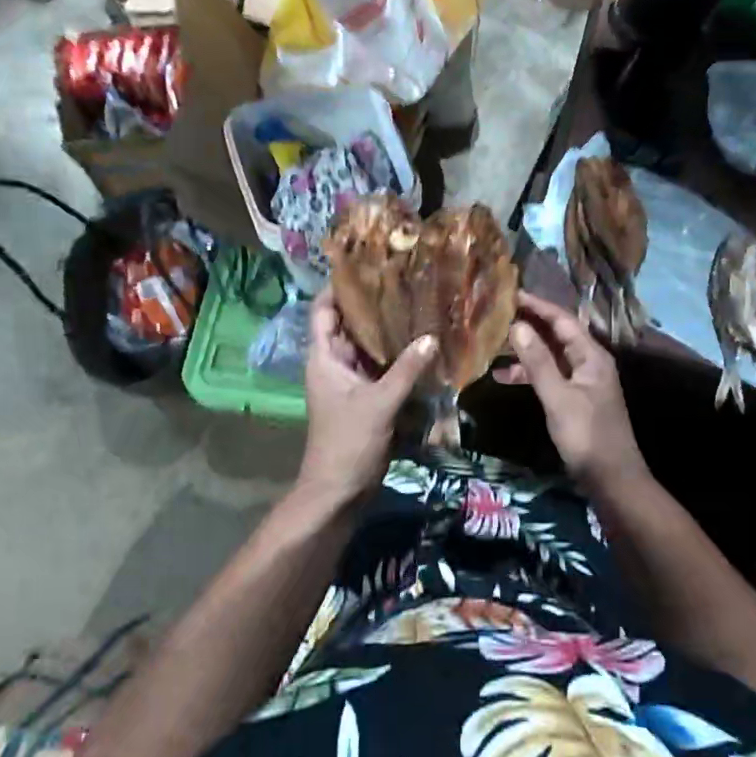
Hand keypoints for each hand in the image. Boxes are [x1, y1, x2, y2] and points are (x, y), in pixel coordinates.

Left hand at [295, 288, 436, 504]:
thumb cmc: (348, 442)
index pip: (324, 311)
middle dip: (373, 306)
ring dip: (388, 333)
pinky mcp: (366, 399)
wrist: (338, 491)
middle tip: (406, 282)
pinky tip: (422, 346)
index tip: (366, 265)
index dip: (338, 287)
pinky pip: (381, 370)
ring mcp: (351, 383)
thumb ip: (406, 370)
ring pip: (368, 348)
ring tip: (419, 306)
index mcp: (324, 358)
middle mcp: (335, 364)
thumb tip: (431, 337)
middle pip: (350, 326)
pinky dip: (397, 358)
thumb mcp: (378, 404)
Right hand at [495, 291, 647, 488]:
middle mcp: (589, 363)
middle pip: (557, 335)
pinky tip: (504, 377)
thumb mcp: (558, 397)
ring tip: (494, 346)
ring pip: (551, 356)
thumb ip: (538, 362)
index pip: (562, 320)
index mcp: (592, 356)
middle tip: (497, 314)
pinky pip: (550, 376)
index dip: (537, 306)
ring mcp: (583, 381)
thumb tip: (518, 326)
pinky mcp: (575, 399)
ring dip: (525, 351)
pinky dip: (529, 374)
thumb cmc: (587, 436)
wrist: (611, 478)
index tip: (510, 294)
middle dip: (529, 325)